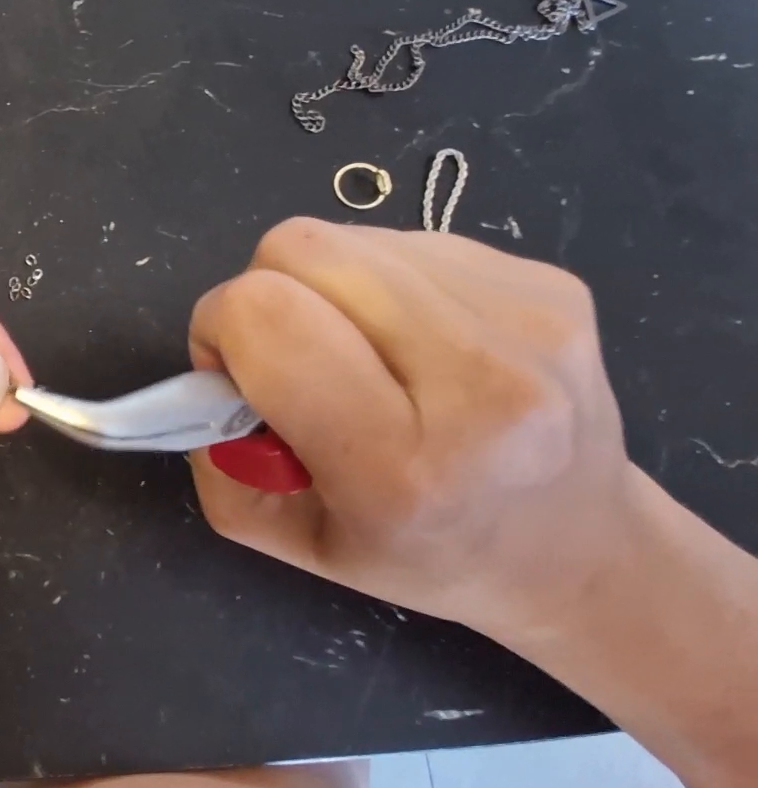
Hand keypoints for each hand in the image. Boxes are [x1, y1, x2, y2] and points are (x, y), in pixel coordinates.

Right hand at [186, 217, 639, 634]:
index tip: (231, 373)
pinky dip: (374, 278)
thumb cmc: (411, 551)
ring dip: (317, 282)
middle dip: (259, 291)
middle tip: (285, 351)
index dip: (218, 327)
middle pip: (297, 250)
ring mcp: (526, 322)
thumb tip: (209, 371)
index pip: (264, 314)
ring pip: (342, 236)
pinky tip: (403, 335)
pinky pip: (401, 240)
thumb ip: (212, 454)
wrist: (578, 552)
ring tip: (351, 344)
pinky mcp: (552, 285)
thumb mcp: (278, 531)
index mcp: (396, 460)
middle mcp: (478, 380)